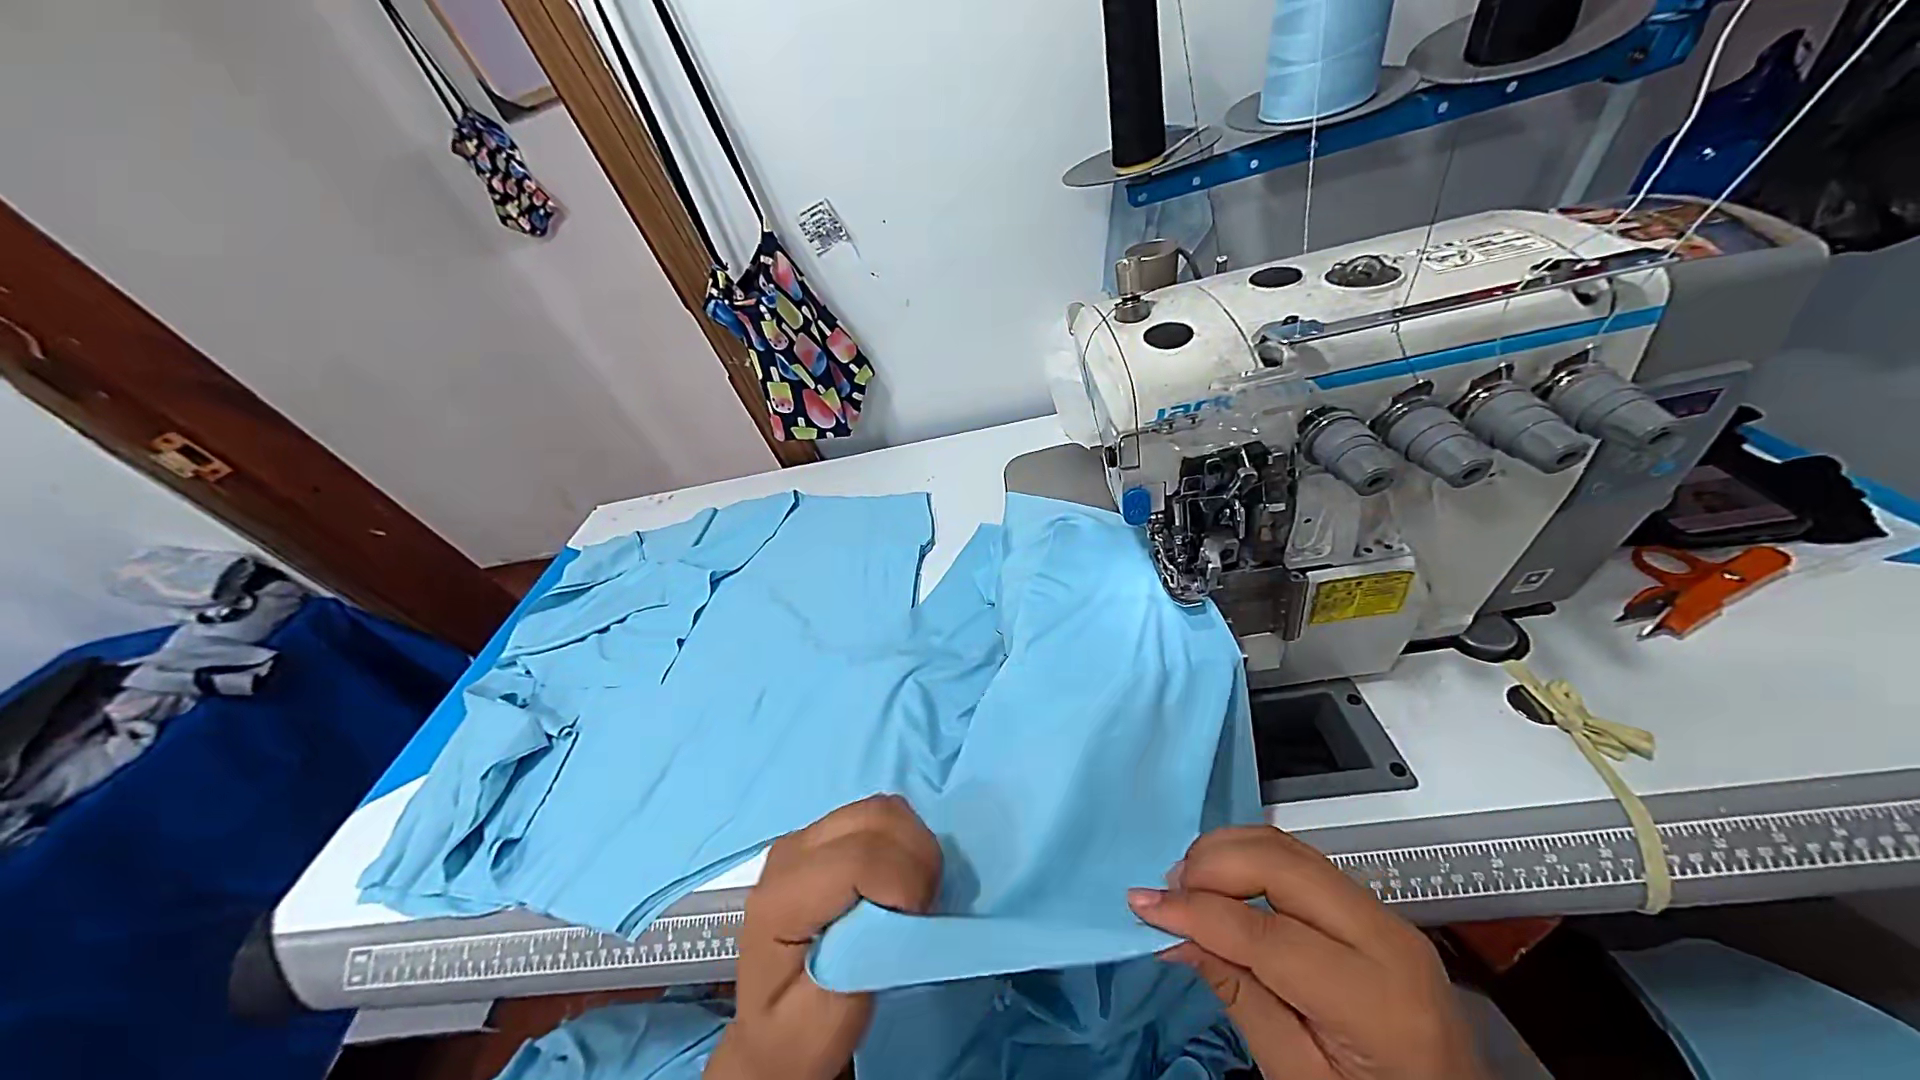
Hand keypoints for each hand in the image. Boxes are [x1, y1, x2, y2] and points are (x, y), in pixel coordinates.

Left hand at [704, 795, 941, 1079]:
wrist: (772, 1026)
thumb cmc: (799, 1030)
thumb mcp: (829, 1019)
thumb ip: (862, 960)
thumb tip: (900, 912)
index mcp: (780, 898)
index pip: (859, 857)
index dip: (904, 882)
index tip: (916, 923)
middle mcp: (790, 852)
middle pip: (876, 817)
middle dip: (916, 859)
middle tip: (921, 910)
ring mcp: (806, 835)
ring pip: (882, 808)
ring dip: (913, 847)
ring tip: (912, 895)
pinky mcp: (823, 832)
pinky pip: (879, 814)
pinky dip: (903, 839)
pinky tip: (899, 878)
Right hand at [1128, 826, 1486, 1079]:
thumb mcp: (1299, 1077)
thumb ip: (1239, 997)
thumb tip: (1174, 935)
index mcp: (1377, 1002)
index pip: (1268, 934)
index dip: (1197, 912)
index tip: (1142, 904)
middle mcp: (1388, 938)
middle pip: (1281, 864)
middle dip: (1211, 864)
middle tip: (1168, 891)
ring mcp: (1384, 913)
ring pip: (1287, 846)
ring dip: (1226, 852)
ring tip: (1187, 884)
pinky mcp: (1371, 904)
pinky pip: (1299, 858)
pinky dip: (1249, 856)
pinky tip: (1221, 879)